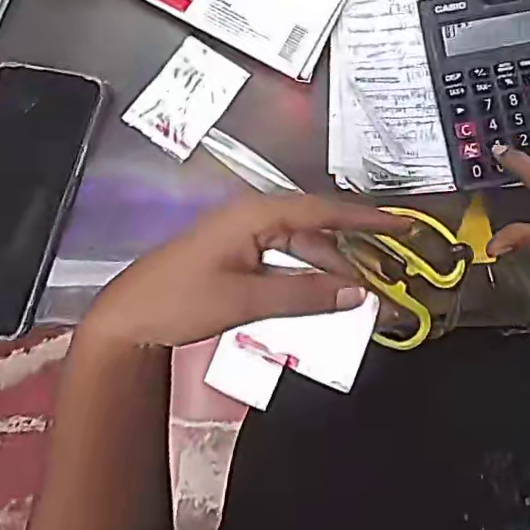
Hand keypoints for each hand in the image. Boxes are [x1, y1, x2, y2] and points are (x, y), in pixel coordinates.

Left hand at [79, 194, 404, 347]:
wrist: (128, 319)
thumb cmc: (178, 300)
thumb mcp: (245, 300)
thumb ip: (304, 295)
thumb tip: (356, 293)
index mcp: (255, 214)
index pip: (323, 210)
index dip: (366, 217)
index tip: (401, 222)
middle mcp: (253, 217)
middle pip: (316, 228)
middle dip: (351, 251)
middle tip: (385, 271)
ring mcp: (244, 234)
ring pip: (301, 246)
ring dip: (329, 268)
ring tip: (358, 294)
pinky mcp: (238, 253)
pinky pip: (285, 258)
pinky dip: (307, 276)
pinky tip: (321, 297)